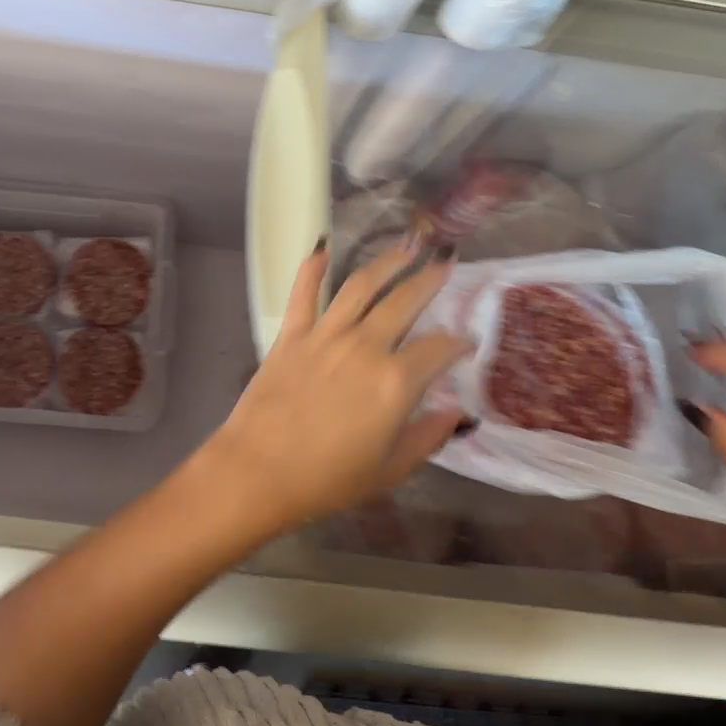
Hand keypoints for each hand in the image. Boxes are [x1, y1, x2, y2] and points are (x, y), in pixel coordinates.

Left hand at [196, 243, 474, 535]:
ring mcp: (325, 335)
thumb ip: (428, 436)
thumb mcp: (391, 470)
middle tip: (445, 263)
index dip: (458, 341)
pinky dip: (313, 267)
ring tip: (405, 246)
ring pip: (361, 285)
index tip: (467, 339)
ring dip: (386, 261)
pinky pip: (304, 292)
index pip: (438, 348)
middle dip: (430, 279)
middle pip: (404, 300)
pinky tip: (324, 248)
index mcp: (395, 381)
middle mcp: (364, 346)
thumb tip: (457, 412)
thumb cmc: (328, 479)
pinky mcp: (291, 334)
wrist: (258, 471)